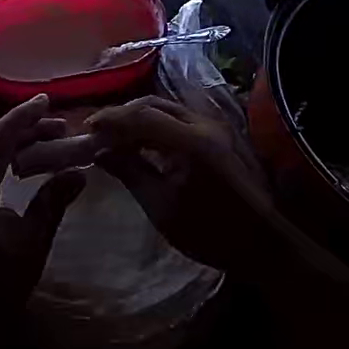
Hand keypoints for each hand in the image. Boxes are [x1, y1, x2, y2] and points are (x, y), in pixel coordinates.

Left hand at [0, 95, 85, 348]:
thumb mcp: (30, 244)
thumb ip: (52, 204)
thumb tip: (78, 172)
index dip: (23, 117)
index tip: (48, 102)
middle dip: (24, 130)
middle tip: (60, 128)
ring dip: (14, 145)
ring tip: (47, 144)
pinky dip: (4, 162)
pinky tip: (23, 169)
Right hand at [85, 96, 274, 275]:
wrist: (262, 244)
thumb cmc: (209, 231)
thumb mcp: (160, 205)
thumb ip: (130, 171)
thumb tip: (99, 152)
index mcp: (191, 141)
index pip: (142, 115)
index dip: (111, 118)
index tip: (87, 129)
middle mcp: (204, 125)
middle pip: (153, 104)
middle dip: (122, 114)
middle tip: (97, 131)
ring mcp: (213, 128)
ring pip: (166, 109)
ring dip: (137, 118)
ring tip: (114, 136)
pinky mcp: (217, 137)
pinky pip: (178, 120)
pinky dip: (154, 125)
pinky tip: (140, 143)